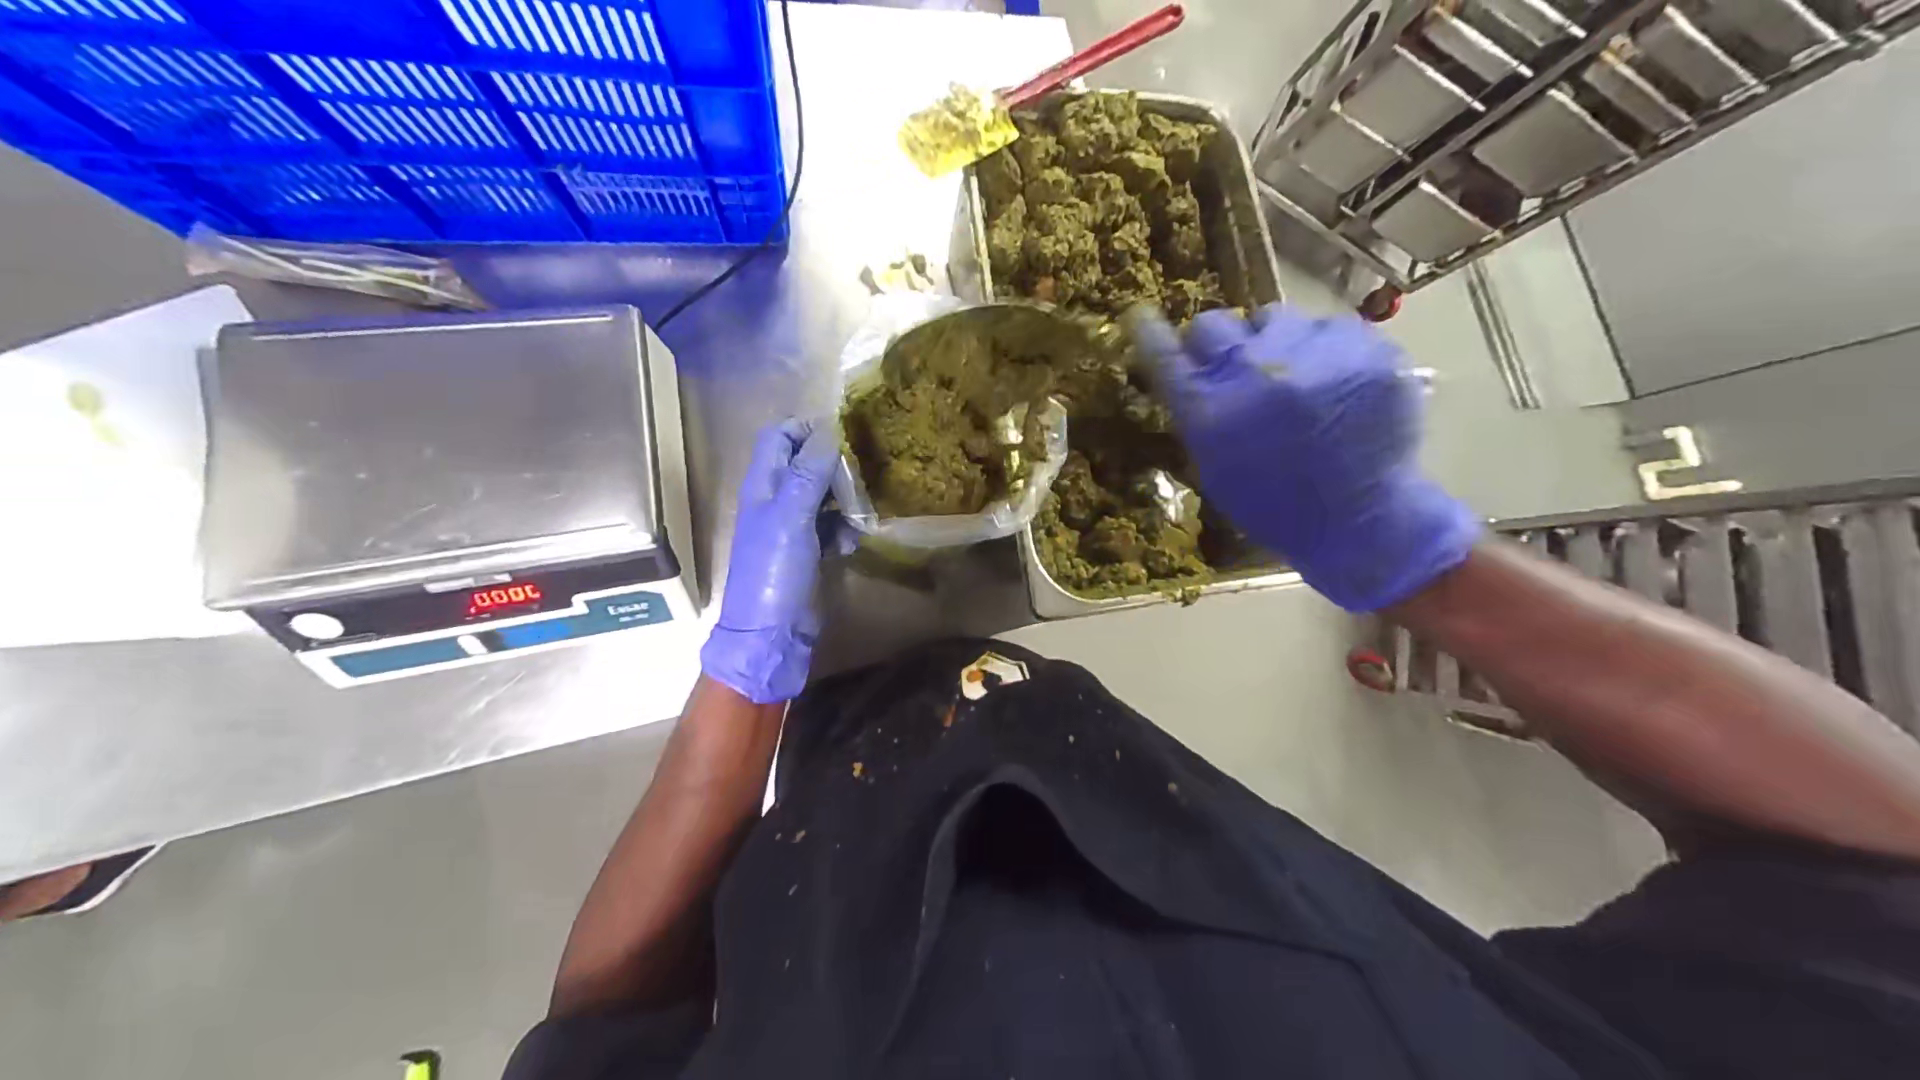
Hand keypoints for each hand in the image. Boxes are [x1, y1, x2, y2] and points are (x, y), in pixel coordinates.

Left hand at [700, 419, 850, 703]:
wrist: (772, 632)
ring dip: (844, 500)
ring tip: (862, 513)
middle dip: (834, 466)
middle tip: (860, 475)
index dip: (806, 429)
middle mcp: (776, 500)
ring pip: (823, 496)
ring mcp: (792, 527)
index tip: (843, 436)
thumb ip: (808, 473)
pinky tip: (852, 544)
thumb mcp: (791, 517)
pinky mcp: (808, 551)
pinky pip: (831, 527)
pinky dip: (844, 530)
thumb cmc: (775, 571)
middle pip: (805, 464)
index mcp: (763, 485)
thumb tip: (828, 430)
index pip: (779, 437)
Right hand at [1130, 303, 1479, 611]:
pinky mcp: (1361, 345)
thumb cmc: (1274, 503)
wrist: (1360, 518)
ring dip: (1274, 340)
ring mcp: (1309, 352)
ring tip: (1296, 373)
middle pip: (1212, 322)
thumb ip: (1200, 413)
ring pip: (1274, 316)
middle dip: (1217, 341)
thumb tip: (1192, 369)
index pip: (1162, 352)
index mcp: (1207, 408)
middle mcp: (1249, 370)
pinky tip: (1338, 384)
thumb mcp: (1215, 466)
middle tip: (1236, 363)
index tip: (1141, 315)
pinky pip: (1329, 327)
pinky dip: (1326, 350)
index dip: (1148, 331)